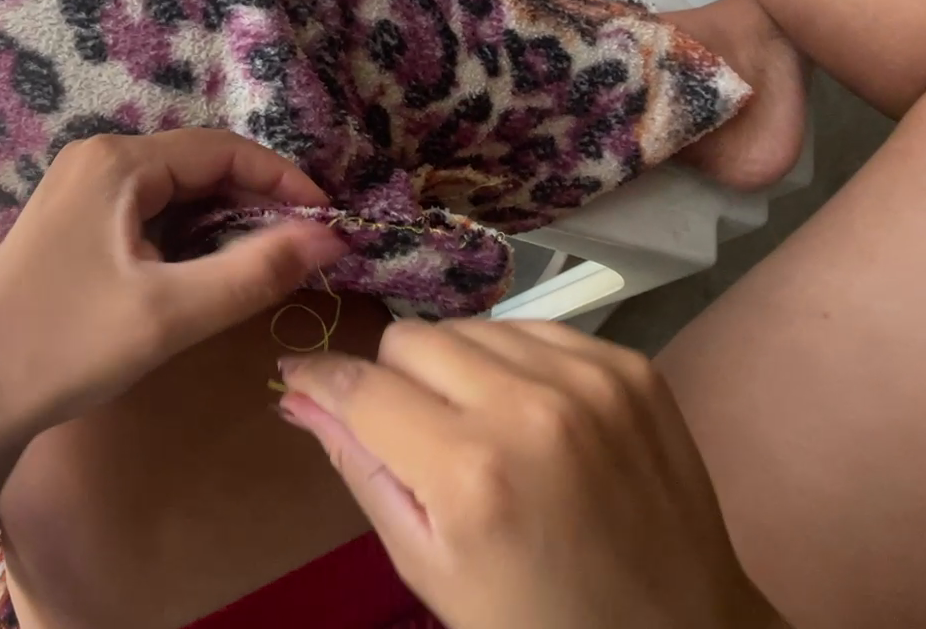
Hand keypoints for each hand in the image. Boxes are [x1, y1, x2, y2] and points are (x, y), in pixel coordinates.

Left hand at [0, 129, 348, 432]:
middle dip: (255, 199)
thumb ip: (256, 271)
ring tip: (264, 256)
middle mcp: (97, 158)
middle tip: (300, 243)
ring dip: (223, 217)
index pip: (222, 150)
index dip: (282, 179)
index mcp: (118, 162)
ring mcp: (79, 187)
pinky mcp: (72, 218)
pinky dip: (188, 231)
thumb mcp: (172, 313)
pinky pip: (148, 209)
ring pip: (174, 189)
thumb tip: (332, 237)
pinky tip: (204, 263)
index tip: (327, 219)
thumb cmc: (69, 347)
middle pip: (197, 164)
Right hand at [278, 320, 783, 628]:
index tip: (301, 374)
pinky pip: (528, 327)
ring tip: (483, 426)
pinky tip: (533, 413)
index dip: (320, 377)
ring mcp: (587, 377)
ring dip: (456, 368)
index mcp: (470, 474)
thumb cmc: (536, 623)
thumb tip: (297, 393)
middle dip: (396, 380)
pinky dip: (513, 363)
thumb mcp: (429, 565)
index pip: (360, 387)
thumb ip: (357, 467)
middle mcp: (528, 407)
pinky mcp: (628, 362)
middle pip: (409, 338)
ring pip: (467, 326)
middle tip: (422, 433)